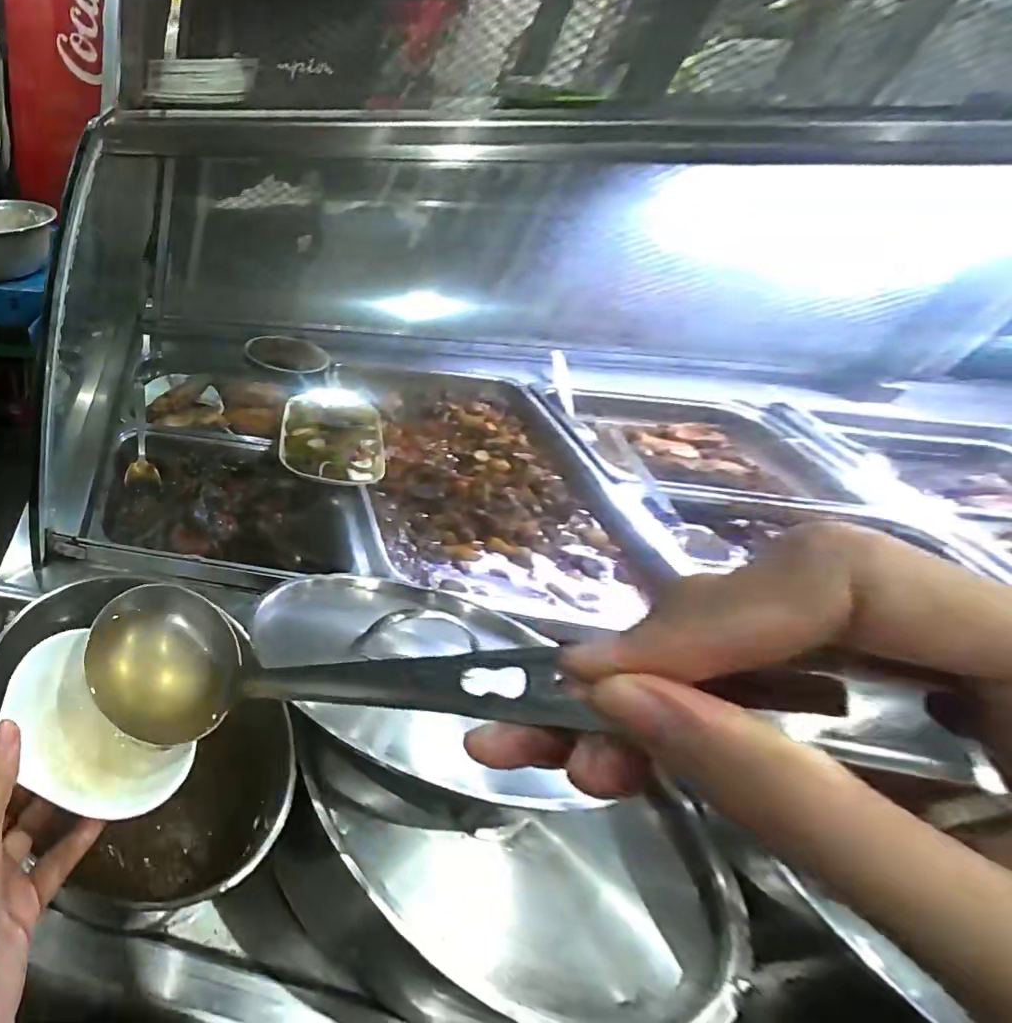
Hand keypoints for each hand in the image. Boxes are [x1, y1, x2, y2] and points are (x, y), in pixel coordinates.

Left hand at [0, 721, 102, 1022]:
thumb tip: (8, 731)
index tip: (25, 728)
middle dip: (26, 773)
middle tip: (62, 746)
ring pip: (28, 831)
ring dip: (53, 807)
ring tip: (83, 775)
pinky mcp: (23, 907)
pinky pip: (50, 868)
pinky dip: (71, 846)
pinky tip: (95, 823)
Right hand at [466, 522, 1011, 1020]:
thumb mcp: (986, 935)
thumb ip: (809, 810)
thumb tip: (619, 697)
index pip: (846, 579)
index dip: (709, 617)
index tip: (603, 678)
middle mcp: (971, 653)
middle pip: (763, 610)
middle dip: (644, 668)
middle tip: (557, 716)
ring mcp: (914, 693)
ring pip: (731, 656)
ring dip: (629, 703)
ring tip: (546, 750)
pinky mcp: (868, 733)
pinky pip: (741, 703)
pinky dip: (662, 734)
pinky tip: (604, 764)